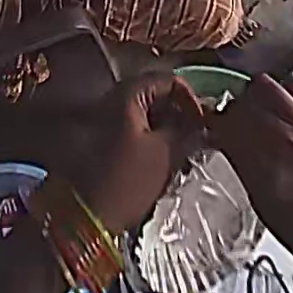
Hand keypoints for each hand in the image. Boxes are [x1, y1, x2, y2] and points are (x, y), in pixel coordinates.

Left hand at [72, 73, 205, 233]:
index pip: (168, 80)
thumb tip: (202, 121)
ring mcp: (110, 115)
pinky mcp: (109, 135)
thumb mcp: (164, 153)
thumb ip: (186, 131)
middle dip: (181, 113)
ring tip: (185, 150)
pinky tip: (167, 157)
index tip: (202, 123)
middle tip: (198, 136)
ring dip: (170, 126)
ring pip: (149, 111)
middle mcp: (116, 97)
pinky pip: (139, 126)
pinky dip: (156, 136)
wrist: (90, 213)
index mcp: (129, 93)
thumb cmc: (127, 180)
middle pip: (158, 94)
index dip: (190, 98)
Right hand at [209, 75, 292, 268]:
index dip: (214, 124)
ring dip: (254, 95)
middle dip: (232, 110)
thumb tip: (221, 137)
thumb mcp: (263, 204)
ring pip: (264, 85)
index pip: (225, 125)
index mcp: (267, 166)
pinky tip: (282, 104)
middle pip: (242, 102)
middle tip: (233, 120)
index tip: (212, 127)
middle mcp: (288, 138)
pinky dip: (283, 89)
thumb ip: (241, 163)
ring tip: (256, 110)